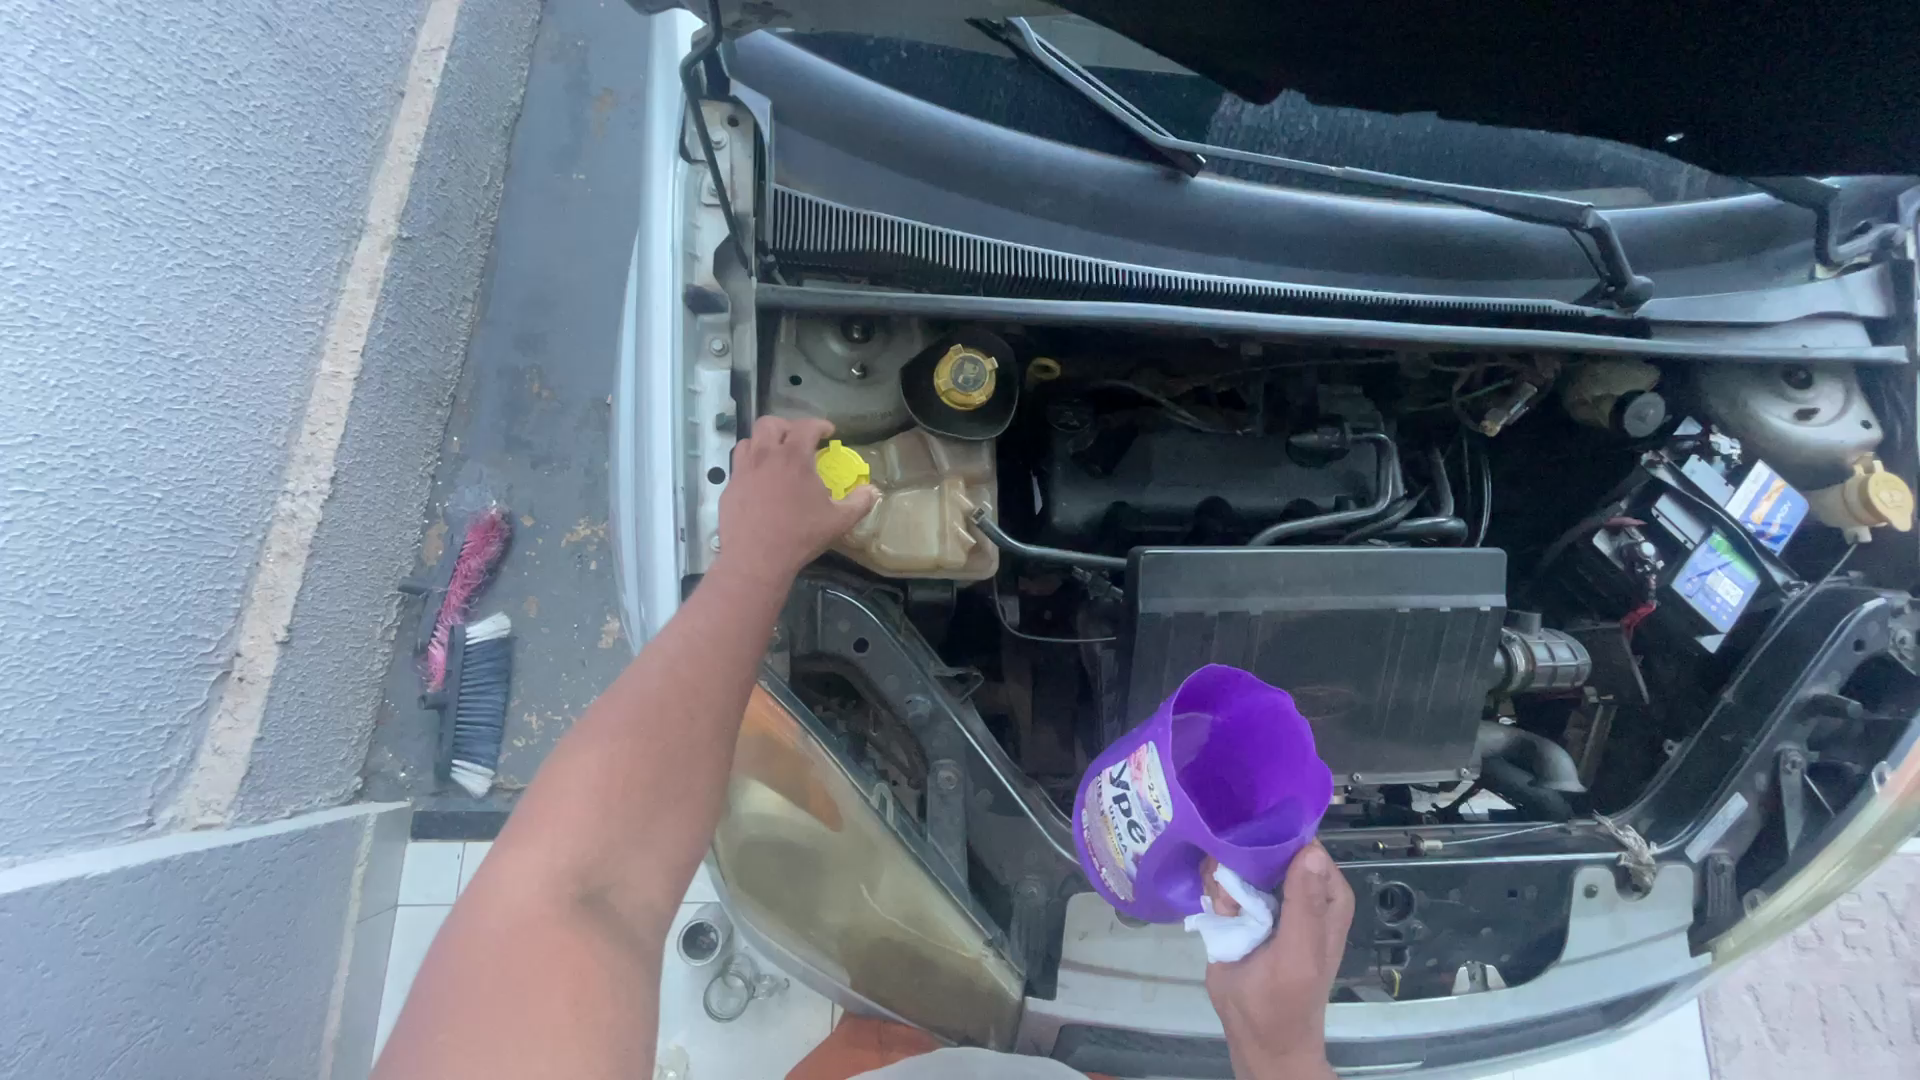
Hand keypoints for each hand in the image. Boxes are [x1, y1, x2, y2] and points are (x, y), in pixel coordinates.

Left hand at [713, 416, 877, 587]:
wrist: (755, 559)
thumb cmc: (800, 536)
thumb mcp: (839, 521)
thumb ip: (859, 502)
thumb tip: (872, 491)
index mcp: (793, 458)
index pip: (806, 426)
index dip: (819, 424)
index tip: (828, 432)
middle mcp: (765, 456)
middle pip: (769, 423)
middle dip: (786, 426)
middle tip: (798, 441)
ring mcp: (743, 471)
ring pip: (748, 441)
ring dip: (763, 443)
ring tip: (775, 457)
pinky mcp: (729, 488)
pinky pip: (738, 466)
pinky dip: (750, 465)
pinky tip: (760, 483)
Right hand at [1203, 843, 1353, 1079]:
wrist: (1257, 1039)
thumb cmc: (1285, 1001)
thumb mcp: (1299, 954)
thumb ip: (1304, 904)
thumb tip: (1311, 851)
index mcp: (1326, 896)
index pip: (1305, 845)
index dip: (1275, 842)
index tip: (1250, 856)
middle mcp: (1300, 888)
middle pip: (1265, 844)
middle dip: (1242, 861)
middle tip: (1233, 895)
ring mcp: (1269, 895)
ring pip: (1239, 857)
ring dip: (1225, 879)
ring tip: (1228, 912)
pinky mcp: (1242, 905)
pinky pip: (1223, 876)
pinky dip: (1215, 889)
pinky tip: (1220, 913)